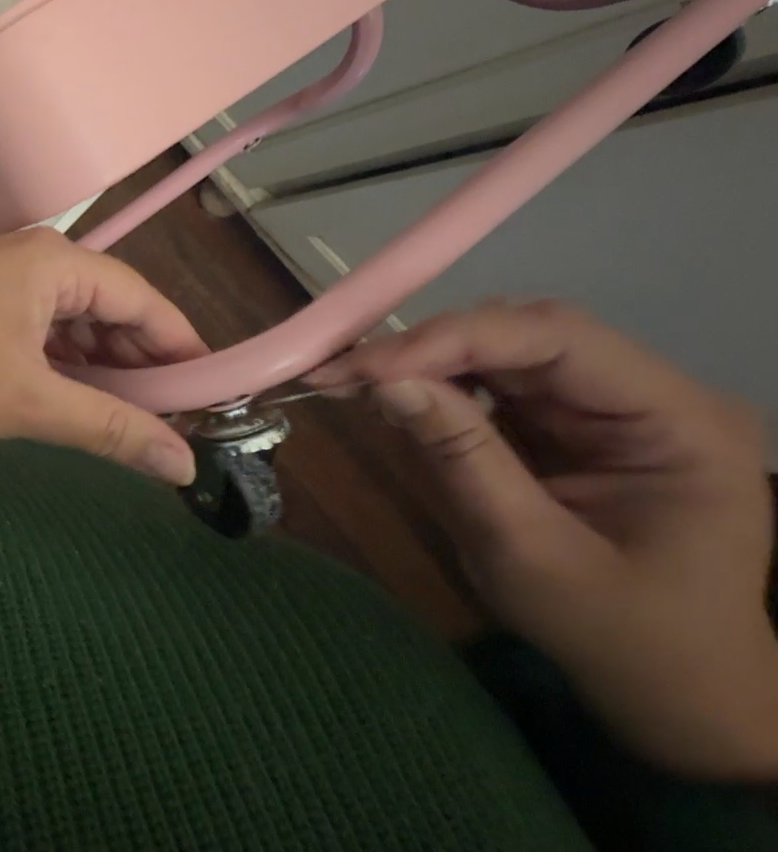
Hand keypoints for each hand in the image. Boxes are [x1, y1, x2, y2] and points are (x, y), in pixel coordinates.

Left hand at [0, 228, 208, 484]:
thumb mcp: (32, 404)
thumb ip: (113, 428)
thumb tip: (182, 465)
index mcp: (53, 261)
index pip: (143, 300)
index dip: (181, 349)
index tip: (210, 397)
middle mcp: (32, 254)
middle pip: (110, 305)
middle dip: (140, 360)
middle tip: (169, 415)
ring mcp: (1, 273)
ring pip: (74, 317)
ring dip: (101, 362)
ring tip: (125, 412)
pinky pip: (40, 322)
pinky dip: (63, 357)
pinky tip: (74, 393)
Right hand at [310, 301, 777, 779]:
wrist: (664, 684)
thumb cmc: (610, 629)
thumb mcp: (525, 549)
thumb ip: (460, 457)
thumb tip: (383, 381)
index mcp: (676, 422)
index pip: (557, 339)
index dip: (454, 339)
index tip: (365, 367)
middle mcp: (648, 396)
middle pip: (526, 334)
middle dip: (428, 346)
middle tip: (341, 372)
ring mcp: (606, 407)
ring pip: (502, 350)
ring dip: (422, 361)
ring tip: (349, 381)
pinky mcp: (567, 422)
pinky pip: (492, 383)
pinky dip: (434, 384)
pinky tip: (390, 397)